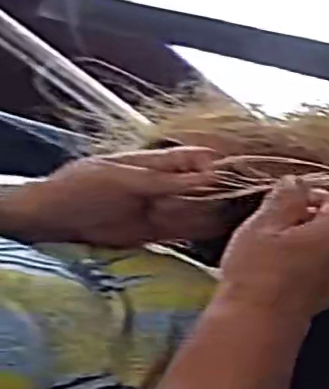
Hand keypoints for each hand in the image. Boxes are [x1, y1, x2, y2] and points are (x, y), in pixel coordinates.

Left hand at [0, 148, 226, 246]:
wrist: (52, 222)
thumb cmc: (77, 191)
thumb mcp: (120, 179)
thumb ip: (167, 180)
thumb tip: (214, 177)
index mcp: (161, 163)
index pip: (205, 158)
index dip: (218, 167)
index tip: (217, 181)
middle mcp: (175, 183)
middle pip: (217, 185)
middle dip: (207, 197)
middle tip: (175, 204)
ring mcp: (177, 205)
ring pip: (213, 209)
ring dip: (197, 215)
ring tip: (161, 217)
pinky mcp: (176, 227)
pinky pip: (205, 228)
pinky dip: (203, 230)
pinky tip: (177, 228)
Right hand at [216, 178, 328, 319]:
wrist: (267, 310)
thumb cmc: (260, 265)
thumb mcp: (264, 225)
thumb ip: (286, 199)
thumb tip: (297, 181)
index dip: (316, 197)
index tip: (290, 203)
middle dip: (326, 214)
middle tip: (290, 220)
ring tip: (295, 239)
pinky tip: (307, 258)